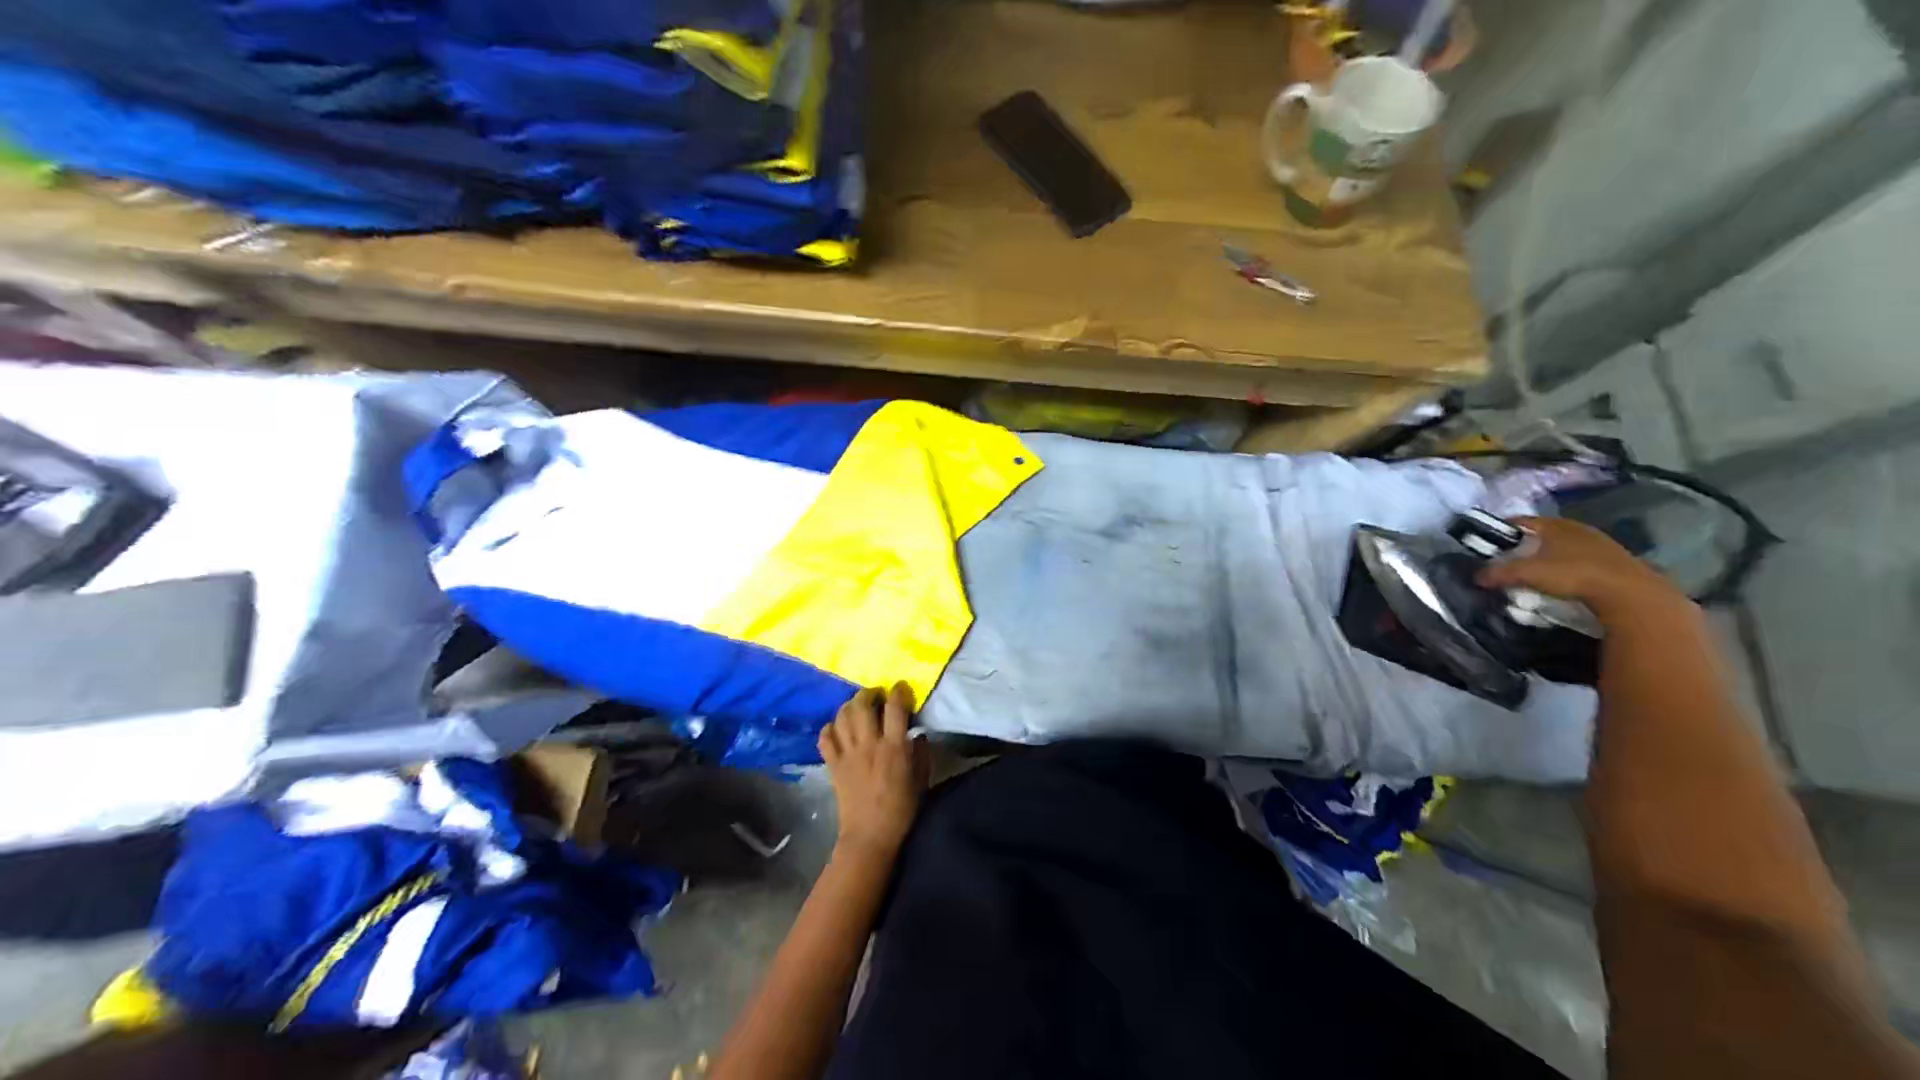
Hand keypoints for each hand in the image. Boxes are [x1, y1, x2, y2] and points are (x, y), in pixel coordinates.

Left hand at [817, 683, 929, 861]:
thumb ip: (922, 753)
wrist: (870, 835)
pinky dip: (829, 728)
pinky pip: (825, 738)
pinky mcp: (833, 764)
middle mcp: (869, 744)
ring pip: (842, 716)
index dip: (898, 692)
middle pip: (863, 705)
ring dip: (849, 705)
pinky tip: (836, 728)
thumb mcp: (922, 779)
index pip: (895, 707)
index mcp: (894, 747)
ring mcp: (848, 753)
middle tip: (876, 695)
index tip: (901, 688)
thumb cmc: (902, 809)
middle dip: (869, 693)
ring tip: (857, 706)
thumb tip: (919, 734)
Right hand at [1476, 516, 1689, 620]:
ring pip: (1563, 545)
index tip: (1488, 543)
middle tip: (1509, 560)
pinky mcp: (1615, 559)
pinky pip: (1581, 558)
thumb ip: (1499, 573)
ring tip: (1536, 572)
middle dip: (1524, 545)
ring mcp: (1600, 542)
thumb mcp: (1527, 574)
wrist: (1630, 593)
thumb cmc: (1572, 574)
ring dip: (1549, 556)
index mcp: (1554, 524)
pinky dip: (1568, 565)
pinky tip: (1564, 579)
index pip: (1519, 521)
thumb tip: (1476, 576)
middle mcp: (1577, 527)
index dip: (1501, 530)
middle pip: (1542, 533)